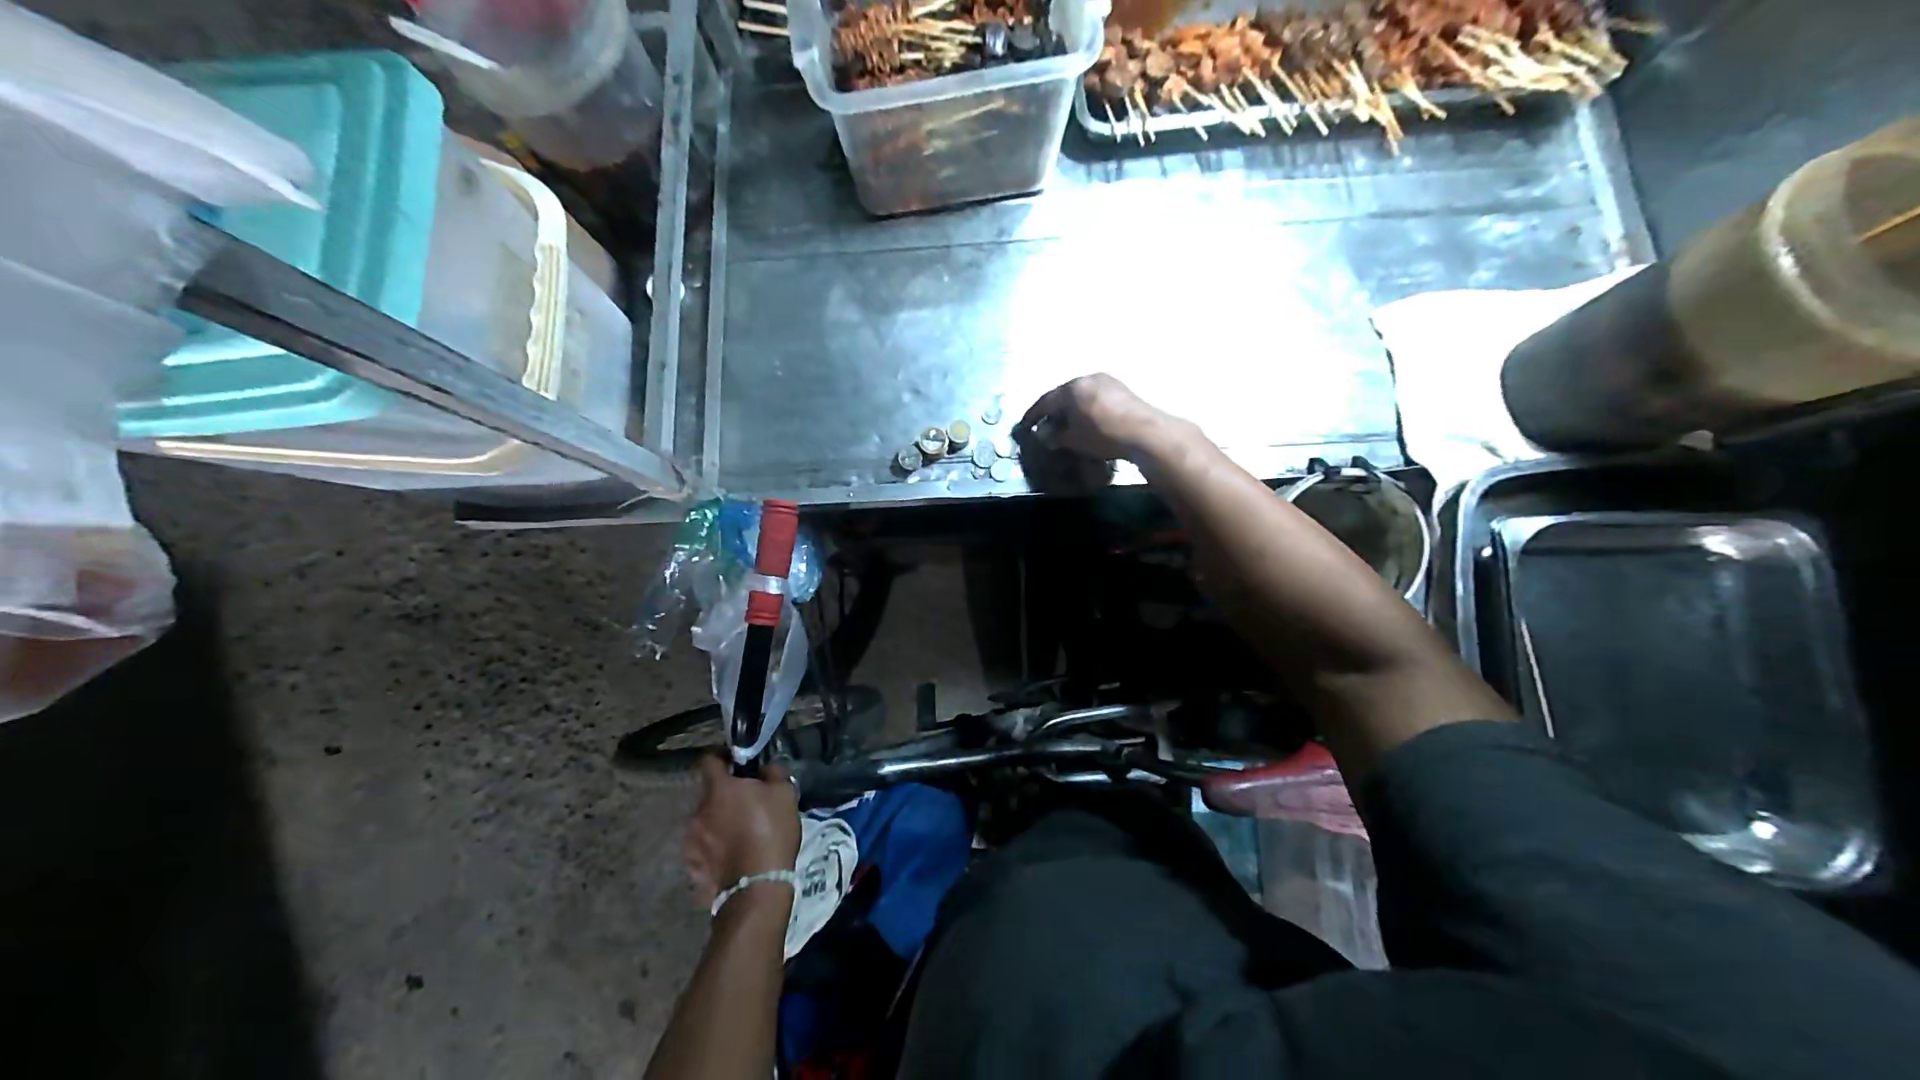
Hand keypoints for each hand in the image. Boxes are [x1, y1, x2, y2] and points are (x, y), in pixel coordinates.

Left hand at [684, 756, 800, 903]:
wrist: (757, 887)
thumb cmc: (772, 832)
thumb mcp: (784, 794)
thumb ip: (772, 773)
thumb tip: (764, 769)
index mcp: (718, 789)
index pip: (708, 760)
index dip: (721, 757)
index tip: (736, 762)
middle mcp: (698, 811)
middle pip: (709, 795)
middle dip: (725, 796)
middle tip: (747, 805)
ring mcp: (691, 841)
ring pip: (705, 823)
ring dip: (719, 823)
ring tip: (741, 836)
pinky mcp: (691, 867)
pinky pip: (703, 850)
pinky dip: (715, 850)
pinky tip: (733, 858)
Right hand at [1017, 374, 1183, 462]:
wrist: (1144, 432)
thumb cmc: (1102, 435)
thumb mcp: (1073, 439)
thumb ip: (1055, 436)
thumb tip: (1044, 434)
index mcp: (1070, 388)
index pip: (1045, 401)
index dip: (1033, 415)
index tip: (1025, 426)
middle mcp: (1086, 378)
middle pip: (1063, 395)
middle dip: (1053, 410)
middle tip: (1046, 425)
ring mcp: (1106, 380)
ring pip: (1081, 394)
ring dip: (1071, 408)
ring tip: (1067, 423)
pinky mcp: (1121, 388)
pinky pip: (1095, 396)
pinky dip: (1087, 407)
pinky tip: (1088, 419)